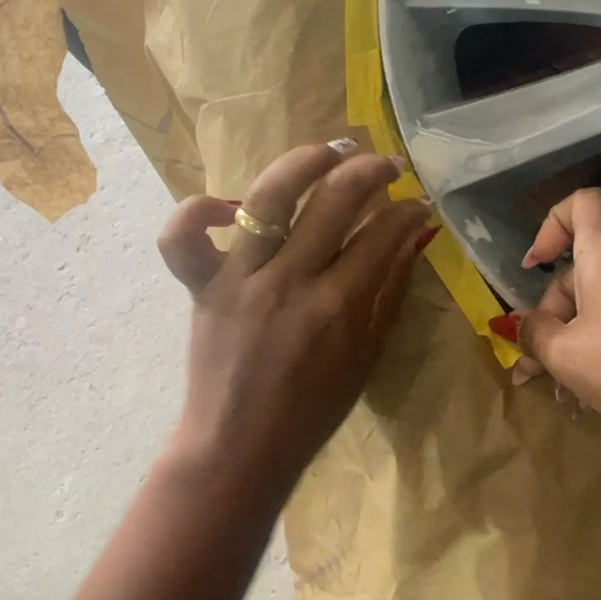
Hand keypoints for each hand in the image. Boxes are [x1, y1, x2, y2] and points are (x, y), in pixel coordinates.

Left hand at [158, 140, 436, 488]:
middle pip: (333, 200)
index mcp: (339, 306)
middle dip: (370, 170)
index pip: (382, 232)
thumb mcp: (369, 353)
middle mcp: (290, 281)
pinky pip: (182, 239)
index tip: (418, 201)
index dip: (408, 209)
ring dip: (304, 162)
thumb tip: (414, 234)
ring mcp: (240, 280)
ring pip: (268, 197)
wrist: (240, 447)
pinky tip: (227, 205)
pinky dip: (198, 211)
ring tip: (330, 152)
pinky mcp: (202, 287)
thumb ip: (392, 288)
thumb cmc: (314, 409)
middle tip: (387, 165)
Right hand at [508, 188, 600, 436]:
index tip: (534, 267)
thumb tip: (521, 326)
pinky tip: (588, 401)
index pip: (580, 203)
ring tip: (560, 397)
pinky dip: (599, 353)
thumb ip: (534, 335)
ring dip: (571, 346)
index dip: (550, 225)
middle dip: (550, 318)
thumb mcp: (567, 355)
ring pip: (597, 307)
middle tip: (533, 369)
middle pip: (578, 272)